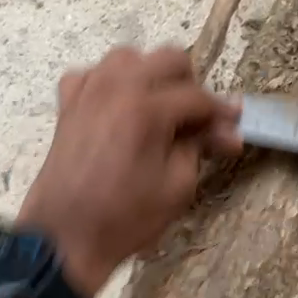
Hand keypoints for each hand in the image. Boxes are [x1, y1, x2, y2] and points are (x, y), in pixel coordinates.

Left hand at [18, 46, 240, 296]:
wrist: (64, 239)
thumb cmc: (126, 217)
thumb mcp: (177, 186)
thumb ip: (200, 147)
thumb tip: (228, 131)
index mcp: (147, 108)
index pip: (197, 97)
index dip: (220, 113)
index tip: (233, 127)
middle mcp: (116, 87)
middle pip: (168, 59)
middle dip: (190, 86)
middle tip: (196, 121)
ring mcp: (88, 91)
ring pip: (130, 58)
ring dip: (150, 77)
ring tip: (159, 110)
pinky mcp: (68, 104)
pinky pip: (93, 74)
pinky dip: (110, 84)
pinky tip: (118, 108)